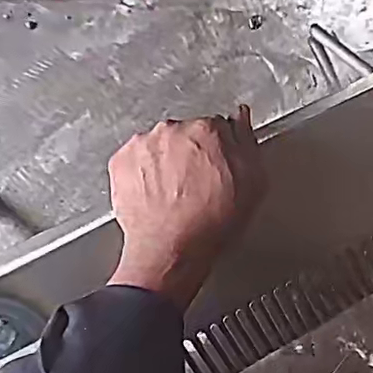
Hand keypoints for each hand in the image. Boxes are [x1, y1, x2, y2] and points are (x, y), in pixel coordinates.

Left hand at [107, 107, 265, 308]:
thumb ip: (246, 144)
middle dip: (190, 156)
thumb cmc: (209, 224)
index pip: (216, 128)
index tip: (217, 170)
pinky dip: (142, 174)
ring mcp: (143, 145)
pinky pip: (135, 161)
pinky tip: (154, 197)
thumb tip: (241, 121)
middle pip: (185, 134)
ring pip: (158, 147)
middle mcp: (172, 130)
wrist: (170, 251)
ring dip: (165, 164)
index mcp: (207, 131)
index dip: (219, 152)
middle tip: (196, 188)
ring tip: (174, 196)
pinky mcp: (121, 162)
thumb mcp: (252, 185)